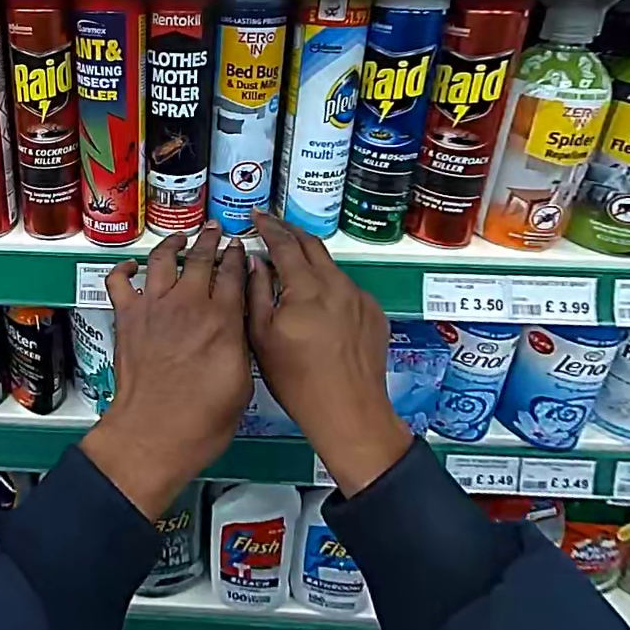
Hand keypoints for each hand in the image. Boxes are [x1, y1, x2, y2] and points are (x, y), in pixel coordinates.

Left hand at [80, 223, 252, 517]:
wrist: (152, 436)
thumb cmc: (201, 421)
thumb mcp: (242, 382)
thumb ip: (242, 342)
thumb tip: (243, 321)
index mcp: (222, 320)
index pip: (234, 273)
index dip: (238, 256)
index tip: (240, 248)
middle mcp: (188, 304)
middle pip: (201, 258)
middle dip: (210, 240)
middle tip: (215, 231)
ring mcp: (154, 307)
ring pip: (163, 259)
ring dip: (173, 244)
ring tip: (180, 238)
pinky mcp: (128, 317)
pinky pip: (119, 281)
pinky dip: (124, 268)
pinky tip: (131, 265)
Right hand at [248, 211, 410, 495]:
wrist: (350, 413)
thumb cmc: (298, 381)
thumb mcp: (263, 338)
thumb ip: (257, 293)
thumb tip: (256, 262)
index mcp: (307, 288)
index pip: (285, 243)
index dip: (268, 226)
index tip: (257, 217)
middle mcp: (337, 284)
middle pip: (312, 244)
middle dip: (289, 231)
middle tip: (272, 227)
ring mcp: (359, 297)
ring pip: (330, 264)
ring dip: (309, 257)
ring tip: (291, 262)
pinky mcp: (373, 311)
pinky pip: (345, 286)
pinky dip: (328, 282)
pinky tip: (317, 298)